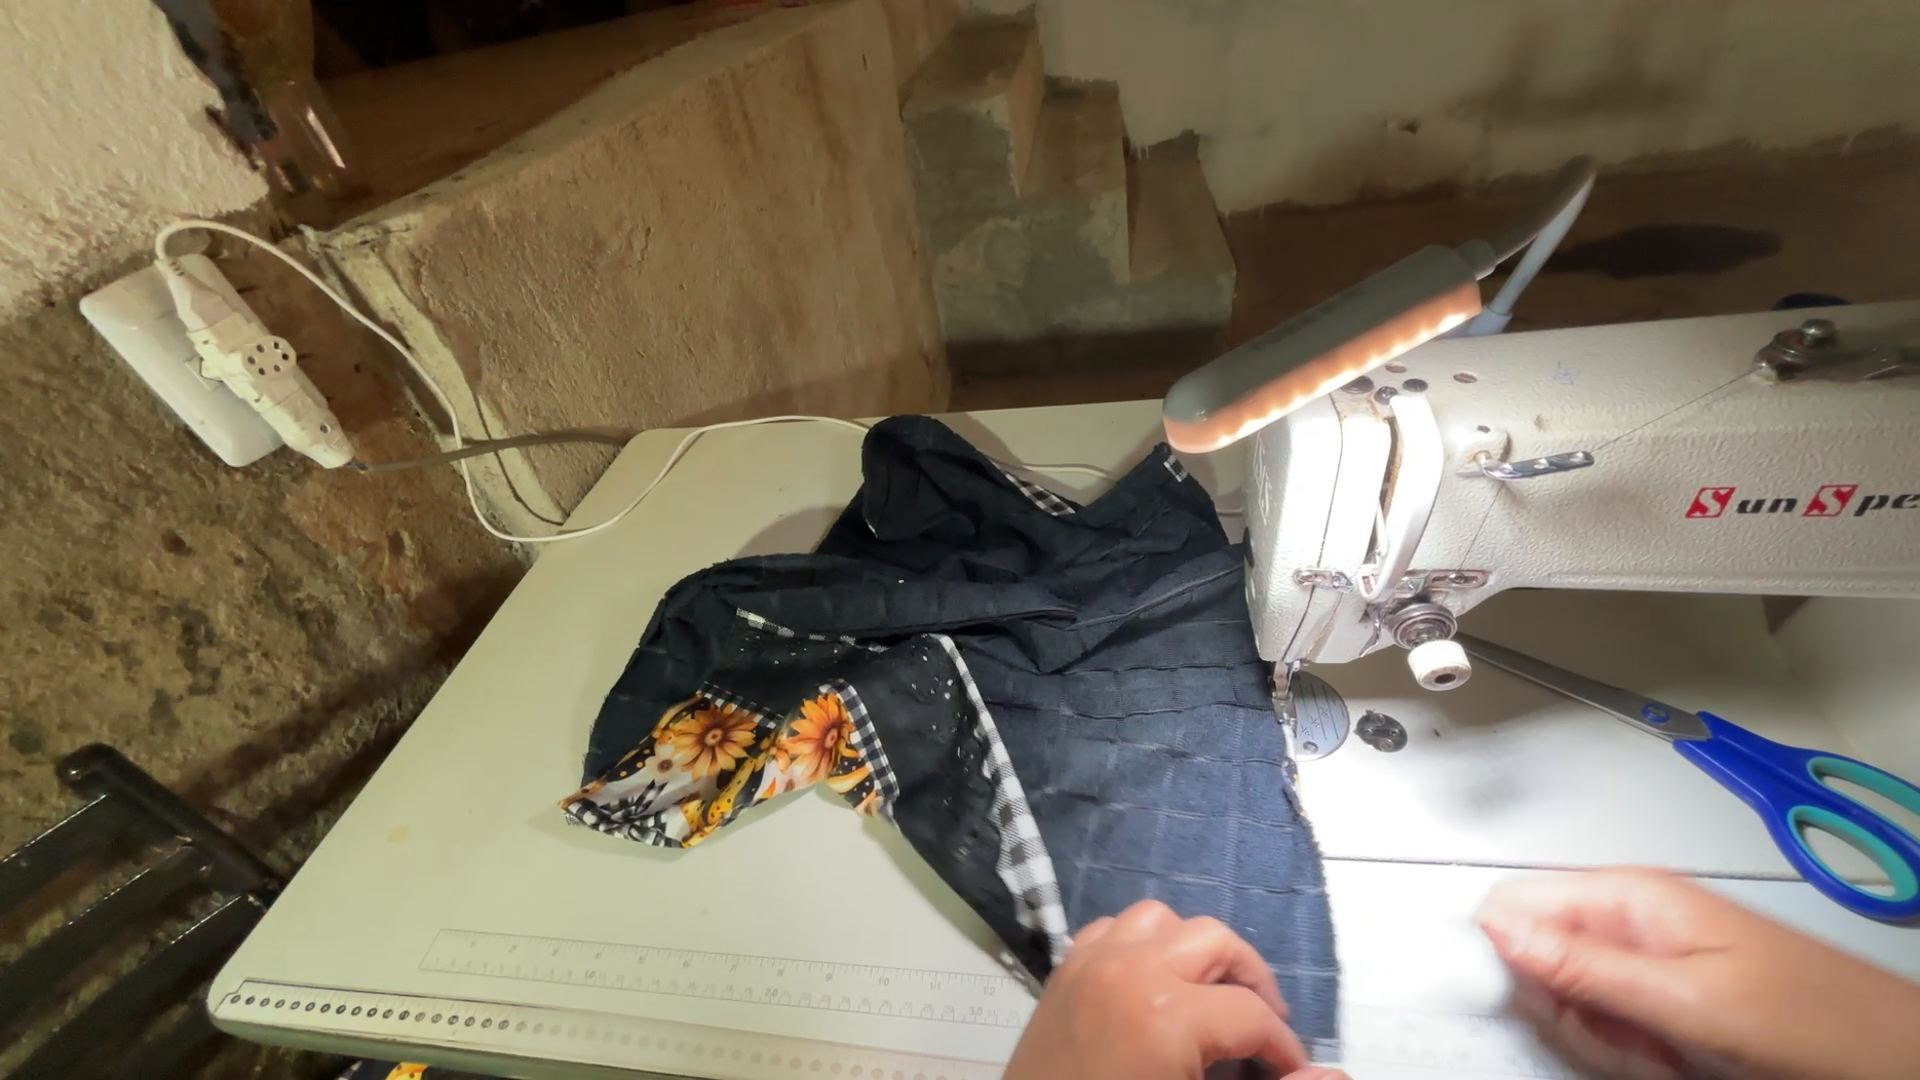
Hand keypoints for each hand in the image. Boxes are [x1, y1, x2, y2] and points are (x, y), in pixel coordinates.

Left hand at [1004, 900, 1335, 1079]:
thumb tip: (1334, 1075)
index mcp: (1165, 1013)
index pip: (1250, 1014)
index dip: (1284, 1047)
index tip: (1293, 1072)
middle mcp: (1129, 967)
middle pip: (1212, 940)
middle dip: (1250, 980)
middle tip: (1263, 1027)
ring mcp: (1092, 960)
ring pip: (1160, 919)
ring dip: (1193, 950)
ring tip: (1211, 995)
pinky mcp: (1065, 967)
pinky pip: (1113, 928)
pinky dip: (1142, 944)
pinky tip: (1153, 982)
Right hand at [1477, 867, 1919, 1079]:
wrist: (1917, 1064)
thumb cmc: (1824, 1027)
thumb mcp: (1693, 1002)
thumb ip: (1583, 963)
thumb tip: (1490, 926)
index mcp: (1621, 893)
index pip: (1510, 903)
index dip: (1508, 956)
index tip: (1543, 1007)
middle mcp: (1620, 912)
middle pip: (1532, 952)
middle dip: (1565, 1009)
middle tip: (1621, 1045)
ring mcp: (1637, 949)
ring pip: (1562, 988)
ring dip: (1598, 1034)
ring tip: (1658, 1057)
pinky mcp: (1653, 983)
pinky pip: (1600, 1010)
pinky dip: (1622, 1044)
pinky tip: (1666, 1058)